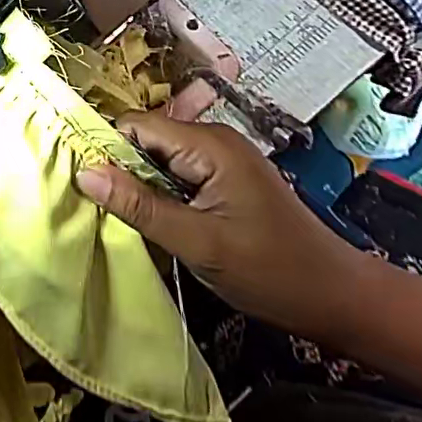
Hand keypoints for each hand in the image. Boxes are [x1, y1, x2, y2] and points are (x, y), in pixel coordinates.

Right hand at [74, 108, 373, 342]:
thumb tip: (86, 172)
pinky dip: (163, 192)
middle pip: (148, 139)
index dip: (108, 150)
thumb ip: (140, 206)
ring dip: (143, 184)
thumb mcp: (197, 242)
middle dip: (124, 169)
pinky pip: (179, 172)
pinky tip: (159, 219)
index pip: (137, 126)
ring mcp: (222, 156)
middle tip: (106, 209)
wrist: (334, 295)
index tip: (86, 183)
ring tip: (130, 218)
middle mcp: (213, 138)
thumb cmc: (269, 270)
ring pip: (161, 157)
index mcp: (208, 144)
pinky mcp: (225, 175)